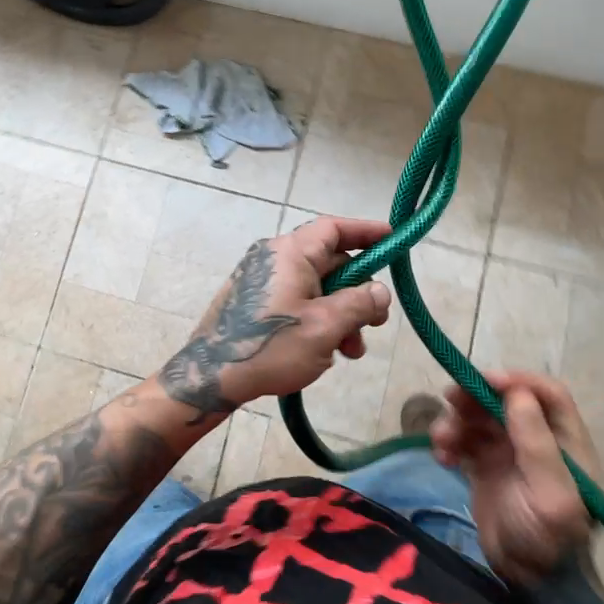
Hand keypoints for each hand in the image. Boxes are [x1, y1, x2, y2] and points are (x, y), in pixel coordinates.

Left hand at [156, 217, 392, 421]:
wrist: (211, 376)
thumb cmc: (270, 346)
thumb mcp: (324, 327)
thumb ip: (359, 304)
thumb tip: (380, 290)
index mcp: (289, 253)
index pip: (333, 228)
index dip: (365, 231)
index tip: (392, 239)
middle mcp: (274, 258)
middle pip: (329, 262)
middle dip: (357, 293)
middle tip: (375, 324)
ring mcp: (262, 281)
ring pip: (315, 288)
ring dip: (340, 315)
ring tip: (350, 352)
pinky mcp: (254, 303)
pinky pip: (297, 302)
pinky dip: (317, 320)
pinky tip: (323, 354)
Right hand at [430, 370, 596, 583]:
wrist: (528, 584)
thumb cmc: (548, 537)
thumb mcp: (550, 492)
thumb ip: (536, 442)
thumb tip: (516, 392)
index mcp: (566, 443)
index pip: (546, 394)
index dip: (516, 381)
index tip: (484, 380)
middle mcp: (538, 440)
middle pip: (504, 400)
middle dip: (475, 397)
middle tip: (450, 400)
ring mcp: (509, 453)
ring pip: (479, 416)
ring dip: (456, 420)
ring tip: (441, 440)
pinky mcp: (484, 466)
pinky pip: (463, 439)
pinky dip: (449, 441)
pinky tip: (441, 458)